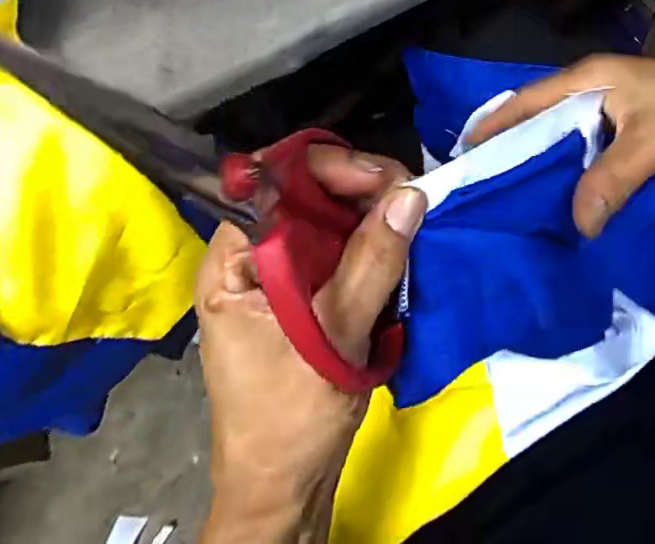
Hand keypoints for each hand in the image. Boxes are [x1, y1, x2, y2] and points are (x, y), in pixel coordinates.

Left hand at [197, 144, 425, 543]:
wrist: (287, 484)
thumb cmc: (290, 416)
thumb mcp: (333, 336)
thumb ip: (372, 262)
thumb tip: (411, 194)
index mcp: (237, 262)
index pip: (273, 182)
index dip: (328, 170)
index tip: (382, 182)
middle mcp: (260, 257)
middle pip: (314, 192)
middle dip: (366, 188)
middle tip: (413, 201)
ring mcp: (291, 273)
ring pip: (340, 216)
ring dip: (382, 214)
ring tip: (417, 223)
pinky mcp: (320, 288)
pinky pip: (355, 243)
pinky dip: (384, 238)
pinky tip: (408, 247)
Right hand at [465, 54, 654, 236]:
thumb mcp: (648, 146)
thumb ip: (610, 181)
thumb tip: (577, 226)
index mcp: (590, 77)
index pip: (527, 100)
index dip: (493, 126)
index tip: (463, 158)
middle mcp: (595, 80)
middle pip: (540, 112)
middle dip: (513, 144)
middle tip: (486, 187)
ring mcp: (613, 94)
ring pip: (565, 125)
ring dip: (545, 153)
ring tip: (519, 194)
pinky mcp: (629, 111)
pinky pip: (587, 134)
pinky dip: (573, 157)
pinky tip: (568, 186)